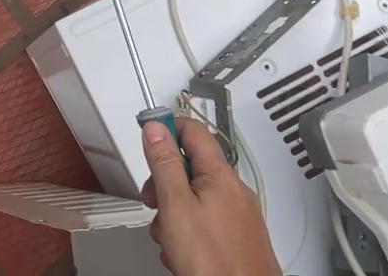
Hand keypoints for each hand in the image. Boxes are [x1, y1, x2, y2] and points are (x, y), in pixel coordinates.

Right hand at [140, 119, 281, 275]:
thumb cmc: (211, 261)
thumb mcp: (176, 205)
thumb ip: (164, 163)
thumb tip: (155, 126)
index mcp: (221, 176)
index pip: (192, 130)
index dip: (166, 128)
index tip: (146, 139)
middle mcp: (235, 191)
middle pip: (191, 167)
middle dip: (165, 182)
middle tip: (152, 202)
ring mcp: (240, 217)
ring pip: (196, 198)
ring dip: (174, 212)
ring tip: (169, 239)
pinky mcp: (240, 240)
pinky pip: (208, 221)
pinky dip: (190, 231)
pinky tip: (183, 253)